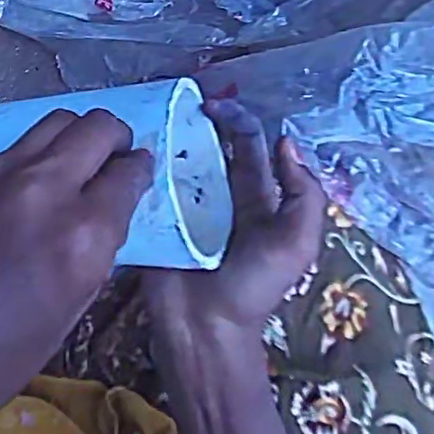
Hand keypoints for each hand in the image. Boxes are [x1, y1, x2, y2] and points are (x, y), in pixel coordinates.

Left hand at [0, 108, 153, 398]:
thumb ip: (103, 239)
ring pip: (58, 121)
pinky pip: (18, 146)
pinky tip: (30, 189)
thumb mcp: (78, 299)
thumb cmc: (7, 351)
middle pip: (98, 126)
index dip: (140, 171)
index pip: (128, 173)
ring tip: (77, 165)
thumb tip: (115, 198)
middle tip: (114, 161)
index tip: (138, 173)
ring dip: (78, 137)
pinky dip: (36, 157)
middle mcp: (44, 189)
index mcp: (82, 233)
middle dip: (116, 140)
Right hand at [146, 99, 324, 339]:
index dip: (236, 118)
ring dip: (165, 136)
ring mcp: (184, 203)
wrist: (204, 329)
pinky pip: (149, 184)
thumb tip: (284, 142)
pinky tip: (129, 147)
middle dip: (196, 119)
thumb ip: (304, 196)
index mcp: (255, 194)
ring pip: (176, 158)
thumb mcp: (296, 244)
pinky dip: (142, 164)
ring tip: (149, 117)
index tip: (212, 104)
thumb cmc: (254, 287)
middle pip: (208, 143)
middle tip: (177, 104)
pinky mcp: (156, 216)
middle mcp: (219, 191)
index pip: (247, 143)